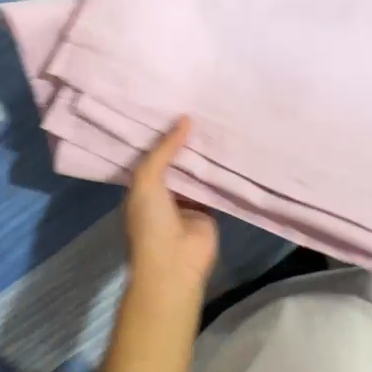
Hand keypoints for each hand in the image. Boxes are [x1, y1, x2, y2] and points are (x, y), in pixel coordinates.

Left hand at [124, 118, 218, 304]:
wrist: (174, 264)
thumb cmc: (150, 221)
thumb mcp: (147, 179)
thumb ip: (164, 149)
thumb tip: (185, 119)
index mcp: (142, 187)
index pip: (151, 155)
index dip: (161, 134)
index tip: (172, 107)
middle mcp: (163, 193)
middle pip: (175, 161)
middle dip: (185, 141)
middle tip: (200, 108)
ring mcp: (187, 202)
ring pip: (196, 172)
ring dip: (203, 155)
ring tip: (217, 121)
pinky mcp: (209, 210)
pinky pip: (214, 186)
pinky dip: (220, 172)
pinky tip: (229, 147)